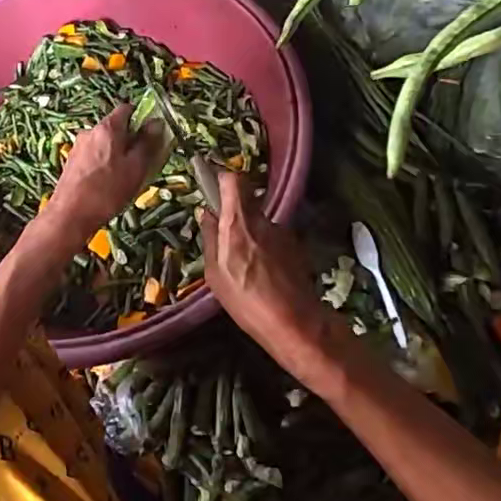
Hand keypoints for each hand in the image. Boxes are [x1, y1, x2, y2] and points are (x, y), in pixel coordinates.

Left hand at [40, 104, 168, 244]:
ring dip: (118, 153)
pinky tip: (108, 183)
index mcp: (107, 128)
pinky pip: (94, 155)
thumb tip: (156, 122)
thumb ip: (147, 143)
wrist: (70, 215)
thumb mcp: (135, 168)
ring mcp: (79, 146)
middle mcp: (90, 132)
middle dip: (131, 139)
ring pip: (105, 143)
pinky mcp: (72, 162)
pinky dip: (105, 163)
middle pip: (116, 127)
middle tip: (143, 160)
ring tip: (126, 176)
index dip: (142, 118)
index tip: (152, 134)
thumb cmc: (107, 191)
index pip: (127, 109)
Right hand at [200, 171, 337, 372]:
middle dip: (233, 210)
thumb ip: (210, 238)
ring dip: (250, 232)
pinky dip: (264, 246)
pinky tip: (261, 272)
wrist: (294, 322)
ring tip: (243, 263)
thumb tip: (206, 213)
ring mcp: (282, 232)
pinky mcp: (295, 246)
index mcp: (238, 222)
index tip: (211, 184)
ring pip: (259, 221)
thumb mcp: (215, 273)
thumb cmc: (245, 300)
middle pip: (247, 199)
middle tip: (222, 234)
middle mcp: (263, 220)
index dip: (222, 178)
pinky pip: (272, 237)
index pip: (233, 180)